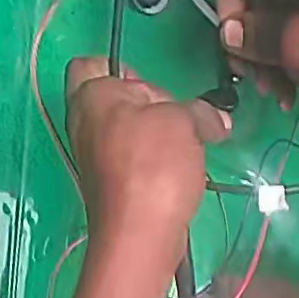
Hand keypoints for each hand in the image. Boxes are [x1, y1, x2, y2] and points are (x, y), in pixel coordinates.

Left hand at [64, 57, 231, 249]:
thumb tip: (215, 120)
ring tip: (185, 152)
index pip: (92, 62)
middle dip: (150, 107)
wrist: (139, 235)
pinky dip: (154, 167)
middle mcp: (83, 125)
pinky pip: (133, 166)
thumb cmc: (154, 166)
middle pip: (117, 102)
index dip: (127, 70)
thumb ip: (199, 112)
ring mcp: (94, 161)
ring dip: (157, 140)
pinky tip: (178, 178)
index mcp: (90, 95)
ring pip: (128, 135)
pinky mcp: (110, 190)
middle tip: (180, 120)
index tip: (155, 89)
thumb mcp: (184, 122)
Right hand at [215, 0, 298, 119]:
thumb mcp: (293, 44)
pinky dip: (290, 60)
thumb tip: (227, 33)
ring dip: (268, 57)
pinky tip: (290, 95)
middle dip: (249, 35)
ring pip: (279, 16)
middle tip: (249, 75)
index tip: (231, 35)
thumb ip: (253, 33)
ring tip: (275, 93)